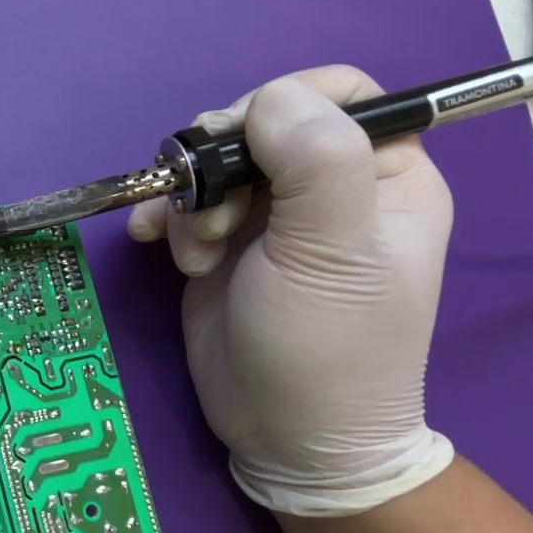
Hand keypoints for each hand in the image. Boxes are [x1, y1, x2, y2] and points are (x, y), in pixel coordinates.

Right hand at [128, 68, 455, 516]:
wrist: (286, 435)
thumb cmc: (326, 346)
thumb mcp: (331, 252)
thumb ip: (315, 164)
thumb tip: (271, 97)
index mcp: (380, 178)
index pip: (337, 97)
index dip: (280, 105)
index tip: (238, 146)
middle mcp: (325, 191)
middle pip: (260, 127)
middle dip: (220, 164)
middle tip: (210, 214)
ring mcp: (267, 221)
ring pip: (214, 167)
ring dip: (188, 200)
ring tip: (194, 252)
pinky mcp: (220, 248)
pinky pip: (183, 205)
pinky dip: (163, 218)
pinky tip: (152, 243)